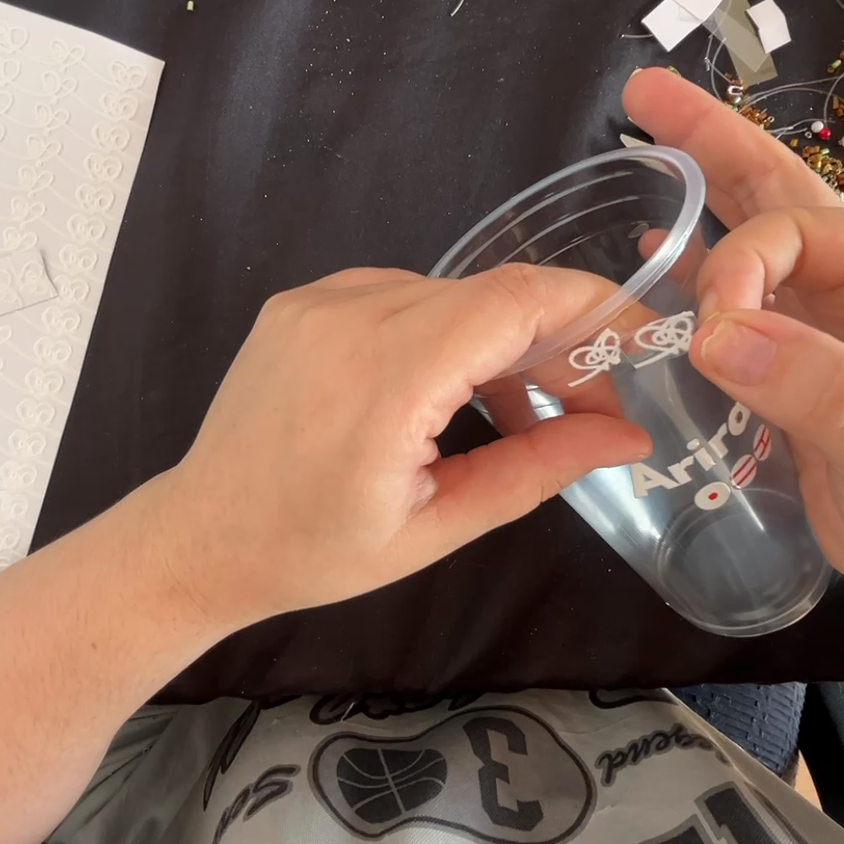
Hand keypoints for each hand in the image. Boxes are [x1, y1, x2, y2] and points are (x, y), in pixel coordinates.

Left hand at [151, 266, 651, 628]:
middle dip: (557, 337)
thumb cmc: (317, 551)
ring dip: (499, 339)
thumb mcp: (438, 525)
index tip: (640, 341)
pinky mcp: (302, 299)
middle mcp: (348, 316)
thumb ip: (536, 468)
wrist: (203, 535)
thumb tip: (627, 434)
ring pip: (450, 292)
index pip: (514, 300)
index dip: (592, 307)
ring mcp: (318, 299)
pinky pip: (402, 295)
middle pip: (490, 292)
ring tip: (513, 408)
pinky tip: (443, 387)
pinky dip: (444, 330)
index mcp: (385, 381)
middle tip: (587, 400)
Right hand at [623, 69, 843, 627]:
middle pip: (781, 197)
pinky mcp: (789, 370)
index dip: (739, 264)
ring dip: (696, 199)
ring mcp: (823, 328)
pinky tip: (651, 262)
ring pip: (749, 246)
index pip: (803, 232)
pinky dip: (689, 279)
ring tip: (642, 151)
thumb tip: (713, 331)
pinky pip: (731, 310)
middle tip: (645, 97)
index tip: (704, 333)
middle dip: (713, 143)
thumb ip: (825, 391)